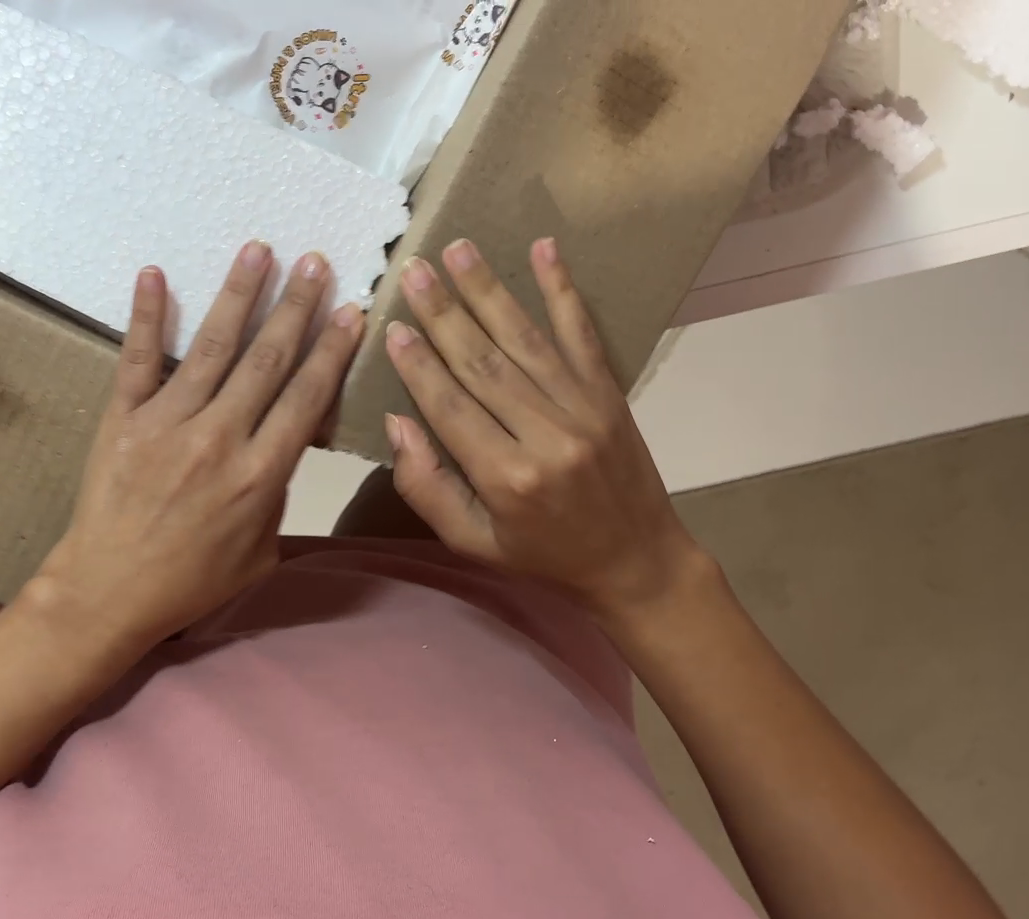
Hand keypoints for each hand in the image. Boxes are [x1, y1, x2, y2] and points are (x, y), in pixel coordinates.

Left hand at [29, 241, 363, 651]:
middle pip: (267, 361)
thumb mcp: (257, 554)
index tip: (350, 311)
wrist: (109, 591)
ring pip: (211, 347)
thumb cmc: (189, 583)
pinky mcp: (122, 419)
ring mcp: (167, 423)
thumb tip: (281, 450)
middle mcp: (219, 438)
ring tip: (259, 249)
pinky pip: (137, 359)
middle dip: (296, 307)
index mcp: (260, 476)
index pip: (306, 398)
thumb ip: (277, 498)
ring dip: (238, 295)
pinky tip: (154, 273)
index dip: (331, 351)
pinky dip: (145, 315)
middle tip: (315, 262)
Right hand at [382, 237, 704, 622]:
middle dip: (444, 313)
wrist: (636, 558)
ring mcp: (583, 407)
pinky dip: (562, 290)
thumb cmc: (541, 555)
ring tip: (458, 249)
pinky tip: (544, 250)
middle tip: (413, 269)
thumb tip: (397, 423)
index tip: (391, 327)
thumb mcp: (472, 542)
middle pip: (483, 362)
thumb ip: (428, 487)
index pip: (450, 407)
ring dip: (488, 290)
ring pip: (524, 339)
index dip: (417, 365)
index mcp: (507, 478)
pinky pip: (581, 334)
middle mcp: (546, 434)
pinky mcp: (608, 392)